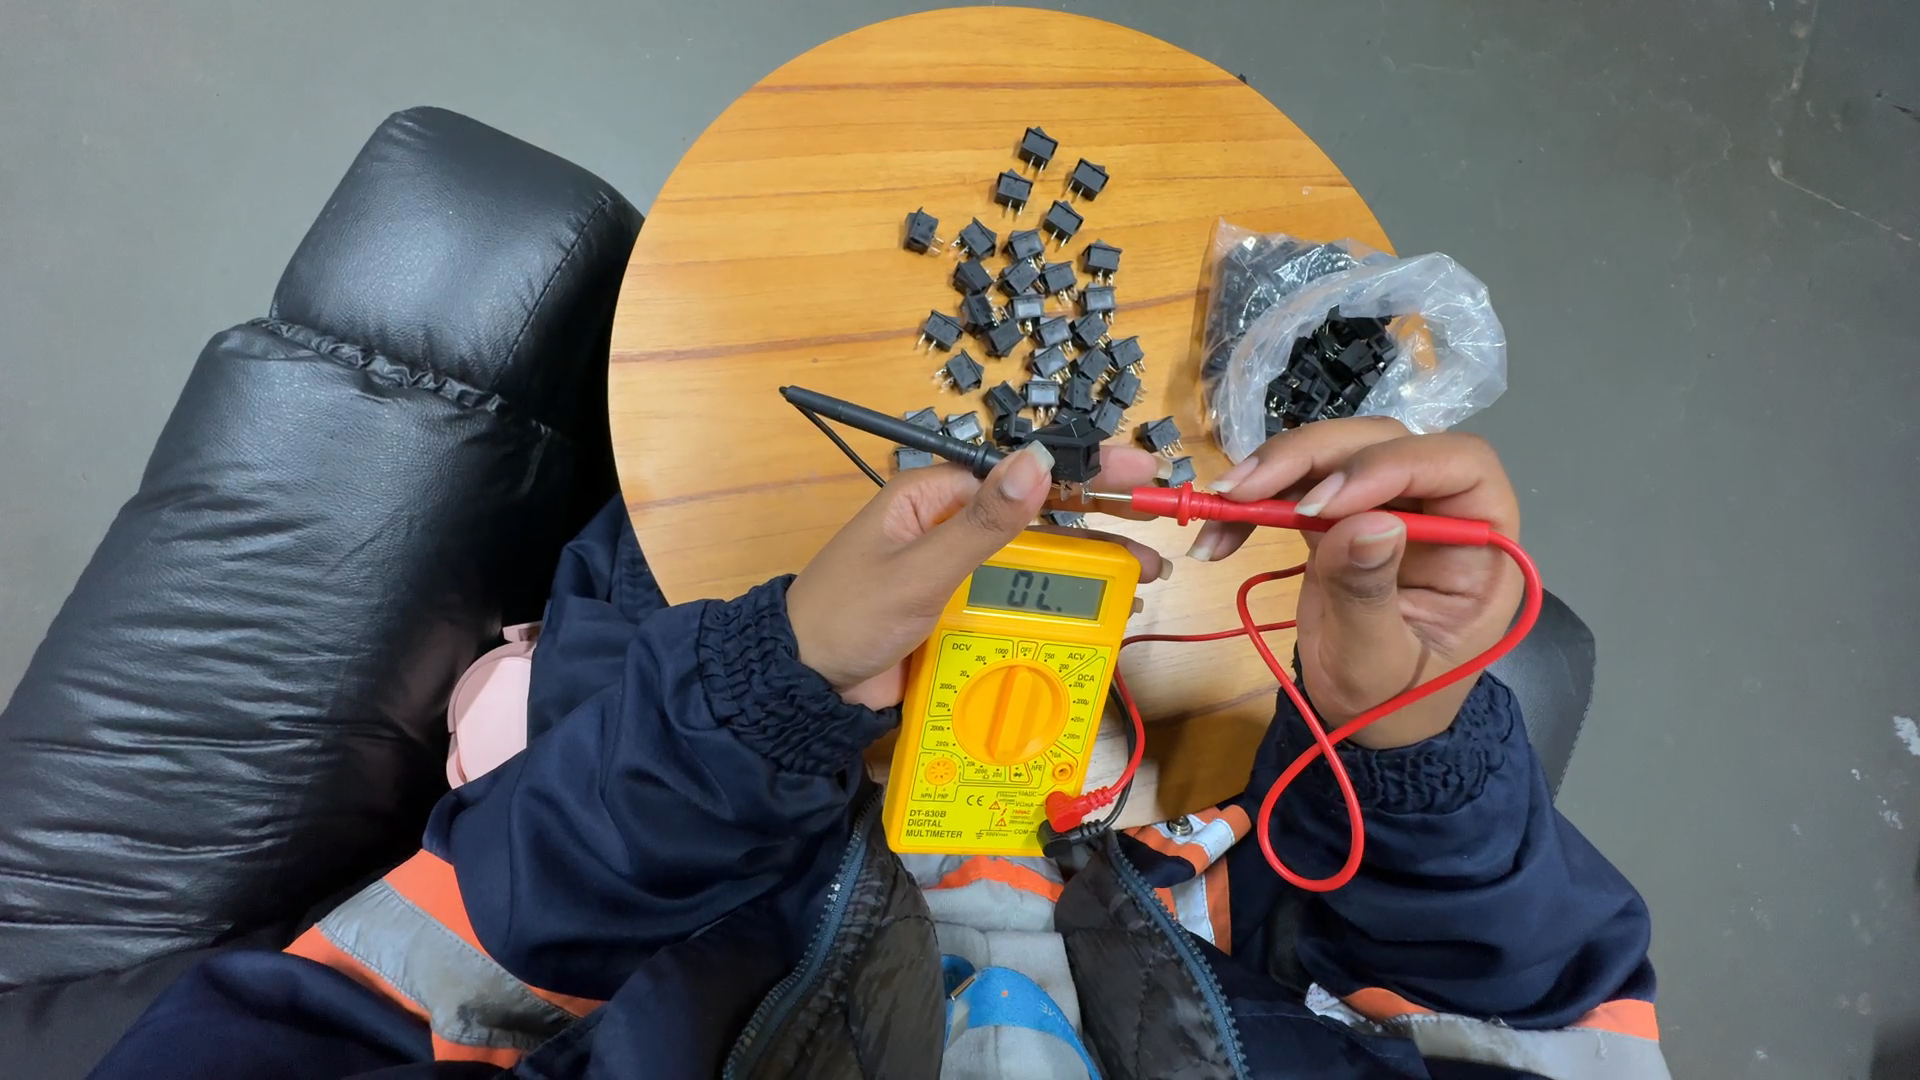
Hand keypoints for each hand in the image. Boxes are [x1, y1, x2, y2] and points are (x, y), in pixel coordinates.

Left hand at [788, 444, 1167, 709]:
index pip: (1019, 475)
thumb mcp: (920, 568)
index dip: (1082, 471)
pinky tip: (1092, 611)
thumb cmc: (848, 616)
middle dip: (1095, 523)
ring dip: (1082, 567)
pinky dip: (1051, 602)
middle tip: (1155, 533)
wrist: (806, 686)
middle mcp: (949, 525)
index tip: (1137, 469)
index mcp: (933, 496)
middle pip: (1034, 517)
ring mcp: (955, 569)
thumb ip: (983, 523)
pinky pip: (1011, 598)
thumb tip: (1038, 460)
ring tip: (1139, 578)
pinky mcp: (957, 608)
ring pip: (1030, 561)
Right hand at [1186, 418, 1522, 748]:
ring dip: (1271, 473)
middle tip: (1244, 490)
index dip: (1389, 466)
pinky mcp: (1337, 519)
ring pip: (1332, 454)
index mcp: (1479, 541)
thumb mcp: (1380, 660)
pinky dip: (1250, 506)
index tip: (1321, 504)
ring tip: (1221, 504)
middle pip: (1381, 443)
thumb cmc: (1391, 699)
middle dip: (1309, 458)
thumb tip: (1364, 521)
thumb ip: (1370, 593)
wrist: (1365, 717)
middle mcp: (1436, 510)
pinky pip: (1294, 489)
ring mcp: (1383, 508)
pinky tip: (1218, 537)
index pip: (1455, 466)